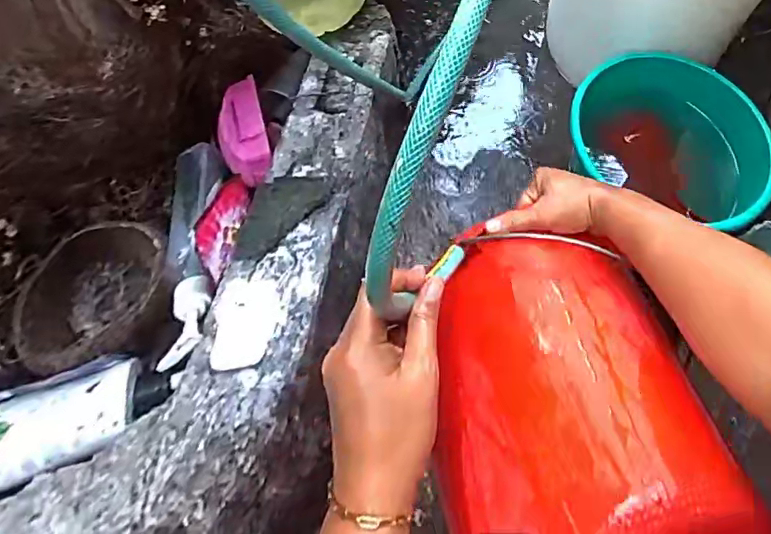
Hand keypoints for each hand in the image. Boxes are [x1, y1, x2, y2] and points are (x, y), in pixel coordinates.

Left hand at [322, 267, 442, 518]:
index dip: (400, 278)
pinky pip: (365, 344)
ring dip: (396, 319)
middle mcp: (338, 350)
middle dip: (402, 298)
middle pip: (369, 306)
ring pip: (368, 324)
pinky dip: (387, 338)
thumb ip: (425, 323)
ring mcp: (337, 366)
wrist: (373, 492)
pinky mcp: (342, 380)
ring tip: (426, 326)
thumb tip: (434, 283)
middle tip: (434, 300)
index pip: (372, 289)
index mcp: (354, 345)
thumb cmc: (402, 434)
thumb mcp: (421, 374)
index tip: (428, 279)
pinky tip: (409, 350)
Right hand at [484, 166, 612, 236]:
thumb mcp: (540, 215)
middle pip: (536, 210)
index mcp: (540, 175)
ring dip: (554, 227)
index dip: (527, 220)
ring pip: (551, 216)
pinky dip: (565, 227)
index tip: (537, 228)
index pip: (522, 203)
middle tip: (551, 232)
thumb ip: (514, 221)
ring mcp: (568, 191)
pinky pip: (565, 218)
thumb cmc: (574, 206)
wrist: (608, 211)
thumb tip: (488, 227)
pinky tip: (571, 232)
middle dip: (541, 224)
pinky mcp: (580, 203)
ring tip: (563, 232)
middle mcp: (554, 180)